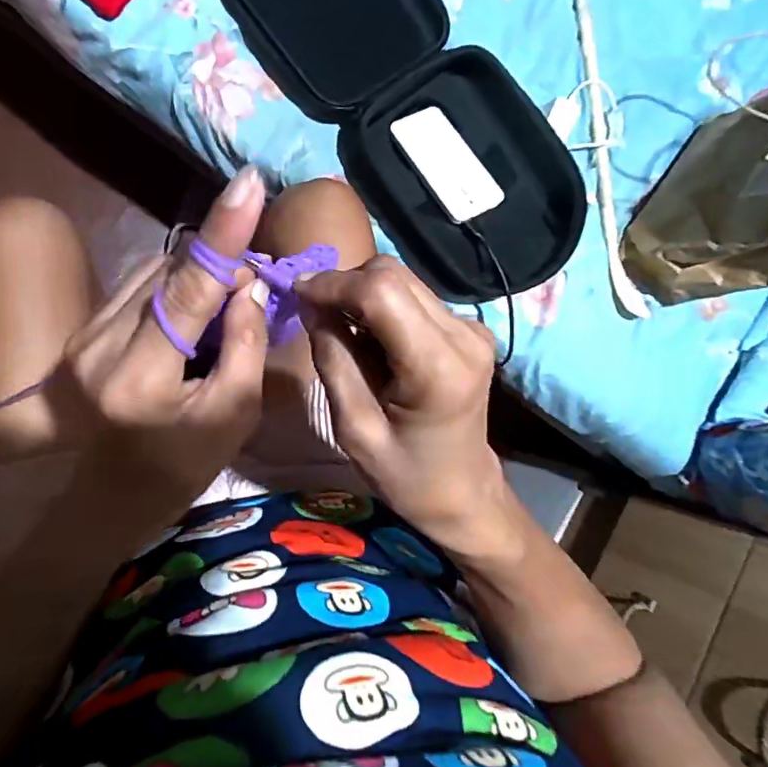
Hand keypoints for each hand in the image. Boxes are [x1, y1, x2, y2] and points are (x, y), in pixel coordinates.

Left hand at [60, 167, 269, 507]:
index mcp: (141, 377)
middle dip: (218, 262)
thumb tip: (247, 285)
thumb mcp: (227, 421)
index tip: (248, 182)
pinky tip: (188, 315)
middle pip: (171, 271)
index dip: (223, 233)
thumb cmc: (171, 473)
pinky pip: (137, 289)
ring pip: (153, 274)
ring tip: (223, 306)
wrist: (94, 502)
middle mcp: (103, 344)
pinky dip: (171, 288)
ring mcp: (86, 335)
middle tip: (253, 282)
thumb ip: (244, 348)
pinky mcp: (83, 331)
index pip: (189, 287)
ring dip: (194, 275)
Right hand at [295, 257, 518, 553]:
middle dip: (343, 285)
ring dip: (360, 293)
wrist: (463, 492)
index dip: (332, 284)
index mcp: (437, 366)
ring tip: (336, 327)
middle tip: (312, 312)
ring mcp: (470, 327)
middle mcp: (463, 335)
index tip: (296, 293)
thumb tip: (309, 302)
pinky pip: (412, 295)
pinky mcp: (468, 327)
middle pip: (391, 275)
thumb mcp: (353, 427)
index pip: (381, 292)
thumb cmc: (404, 474)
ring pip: (400, 279)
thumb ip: (332, 359)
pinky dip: (379, 305)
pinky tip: (366, 336)